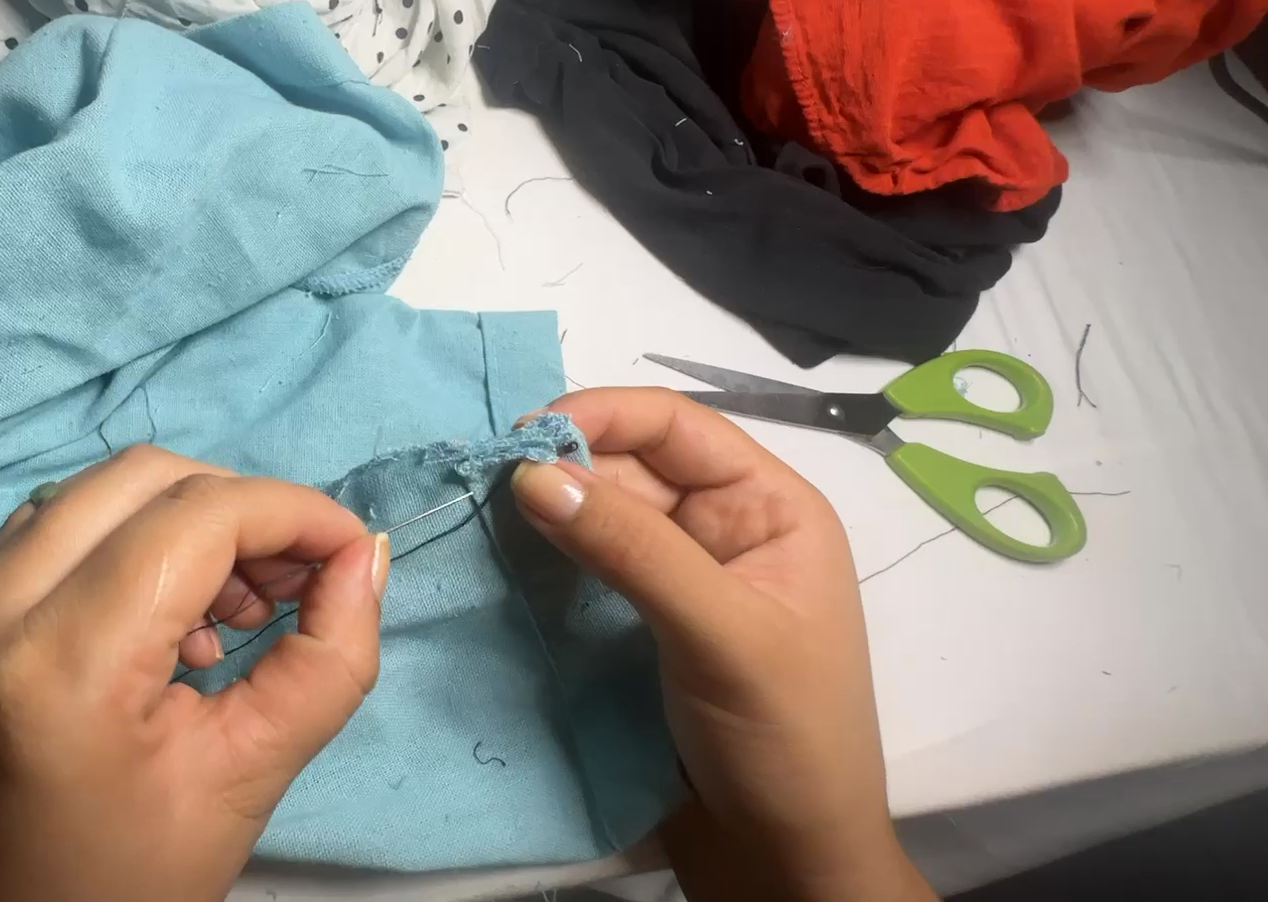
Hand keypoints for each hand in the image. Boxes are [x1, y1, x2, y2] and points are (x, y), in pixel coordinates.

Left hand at [0, 446, 389, 901]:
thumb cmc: (125, 888)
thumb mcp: (250, 781)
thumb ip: (329, 660)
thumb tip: (364, 557)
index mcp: (59, 669)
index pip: (196, 519)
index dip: (292, 513)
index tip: (348, 547)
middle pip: (147, 477)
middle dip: (244, 508)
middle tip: (293, 578)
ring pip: (101, 489)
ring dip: (189, 519)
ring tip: (235, 604)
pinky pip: (60, 524)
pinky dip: (136, 538)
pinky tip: (169, 613)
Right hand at [510, 389, 935, 901]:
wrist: (778, 863)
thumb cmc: (784, 742)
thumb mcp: (719, 634)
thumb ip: (630, 547)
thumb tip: (530, 474)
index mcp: (766, 506)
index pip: (675, 426)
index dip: (601, 415)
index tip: (524, 437)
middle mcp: (717, 522)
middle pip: (627, 461)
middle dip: (562, 462)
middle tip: (490, 480)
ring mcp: (672, 566)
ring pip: (598, 505)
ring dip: (546, 502)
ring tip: (488, 510)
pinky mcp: (632, 607)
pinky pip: (582, 553)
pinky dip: (543, 544)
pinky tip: (507, 547)